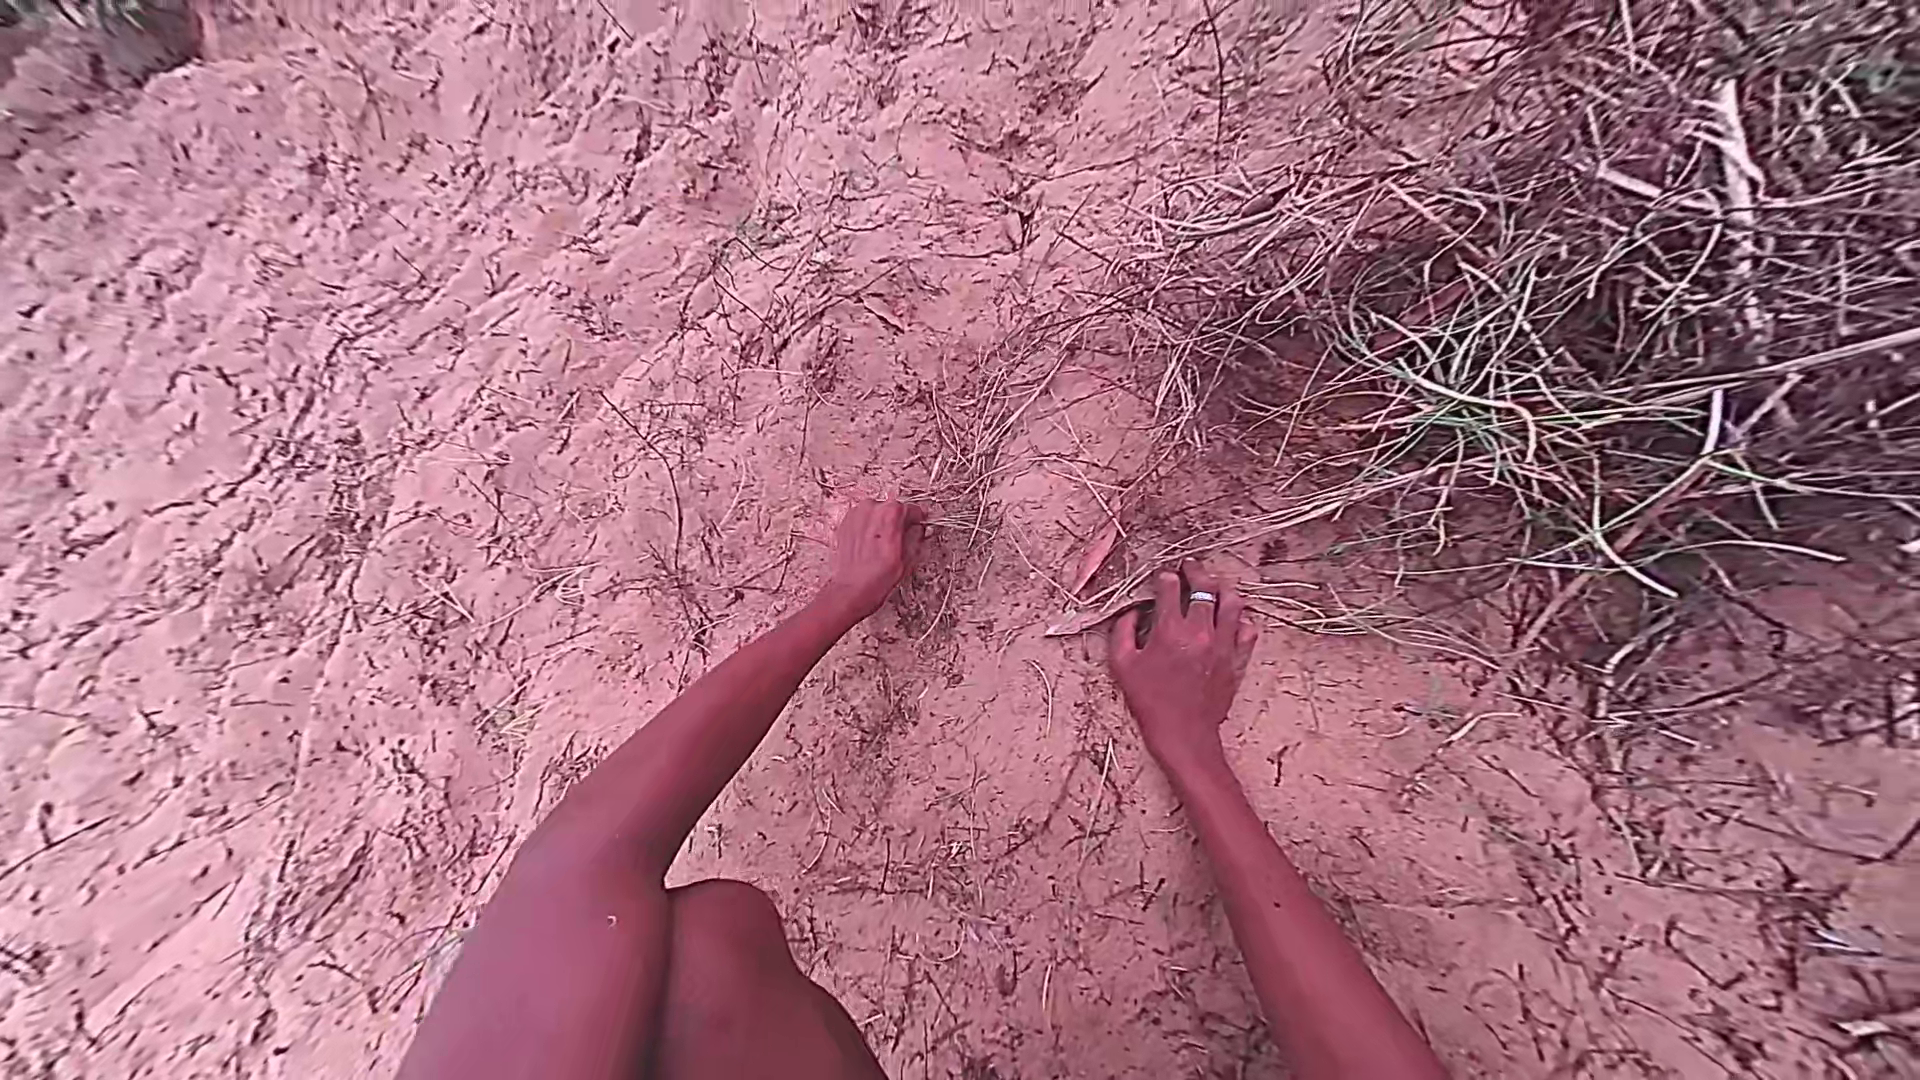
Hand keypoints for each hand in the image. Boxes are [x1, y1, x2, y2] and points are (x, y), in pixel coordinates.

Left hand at [817, 498, 924, 621]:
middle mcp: (872, 508)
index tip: (918, 525)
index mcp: (891, 512)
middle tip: (901, 540)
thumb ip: (917, 535)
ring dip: (881, 525)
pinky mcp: (845, 522)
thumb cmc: (877, 576)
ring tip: (883, 546)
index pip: (911, 509)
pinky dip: (867, 529)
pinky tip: (871, 546)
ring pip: (876, 513)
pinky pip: (862, 520)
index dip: (917, 520)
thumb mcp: (910, 556)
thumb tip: (918, 530)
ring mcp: (856, 514)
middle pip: (892, 509)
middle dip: (898, 523)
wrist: (853, 588)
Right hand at [1109, 563, 1258, 774]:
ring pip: (1232, 603)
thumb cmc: (1148, 699)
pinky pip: (1247, 630)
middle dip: (1195, 572)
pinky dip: (1240, 619)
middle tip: (1190, 567)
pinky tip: (1230, 618)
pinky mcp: (1236, 660)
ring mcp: (1223, 645)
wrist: (1182, 732)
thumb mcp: (1121, 664)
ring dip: (1222, 589)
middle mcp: (1200, 632)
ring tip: (1214, 585)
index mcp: (1169, 631)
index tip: (1162, 578)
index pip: (1170, 588)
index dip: (1165, 578)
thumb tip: (1131, 611)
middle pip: (1205, 588)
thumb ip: (1122, 631)